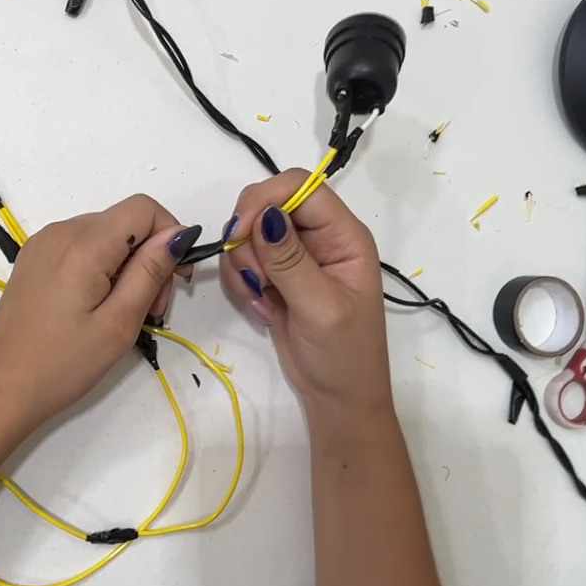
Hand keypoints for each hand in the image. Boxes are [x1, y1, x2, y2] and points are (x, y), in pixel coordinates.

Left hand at [0, 195, 198, 439]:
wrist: (1, 389)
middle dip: (149, 258)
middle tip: (151, 310)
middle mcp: (60, 231)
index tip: (174, 280)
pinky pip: (81, 247)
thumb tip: (179, 234)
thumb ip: (150, 271)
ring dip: (127, 266)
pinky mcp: (34, 258)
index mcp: (83, 243)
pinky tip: (97, 306)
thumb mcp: (118, 323)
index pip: (143, 208)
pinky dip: (101, 267)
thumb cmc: (62, 364)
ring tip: (124, 314)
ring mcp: (43, 243)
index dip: (170, 235)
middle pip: (125, 222)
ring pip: (106, 234)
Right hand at [220, 173, 390, 414]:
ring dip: (243, 264)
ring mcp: (295, 255)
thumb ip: (290, 261)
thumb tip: (264, 216)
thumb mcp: (321, 308)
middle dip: (248, 236)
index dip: (264, 199)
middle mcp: (320, 236)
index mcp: (344, 235)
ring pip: (248, 231)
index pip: (299, 187)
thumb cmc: (343, 356)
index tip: (240, 233)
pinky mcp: (275, 275)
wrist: (337, 398)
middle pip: (267, 202)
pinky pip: (243, 258)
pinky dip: (241, 280)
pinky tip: (261, 308)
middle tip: (255, 278)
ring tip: (261, 299)